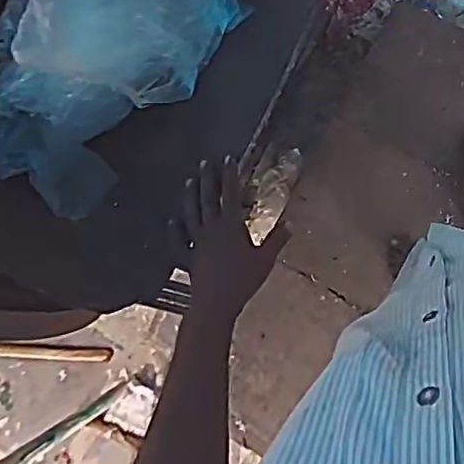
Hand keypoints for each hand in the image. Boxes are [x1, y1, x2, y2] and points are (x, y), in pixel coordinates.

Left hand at [171, 158, 289, 325]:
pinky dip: (175, 229)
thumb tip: (290, 224)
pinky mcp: (188, 257)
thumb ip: (277, 239)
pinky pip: (179, 241)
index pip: (230, 194)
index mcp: (230, 226)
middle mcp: (211, 228)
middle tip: (205, 163)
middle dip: (207, 179)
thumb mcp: (265, 259)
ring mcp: (197, 242)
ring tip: (189, 181)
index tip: (228, 159)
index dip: (230, 175)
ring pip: (192, 214)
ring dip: (190, 196)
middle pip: (208, 199)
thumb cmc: (243, 280)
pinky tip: (173, 220)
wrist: (215, 304)